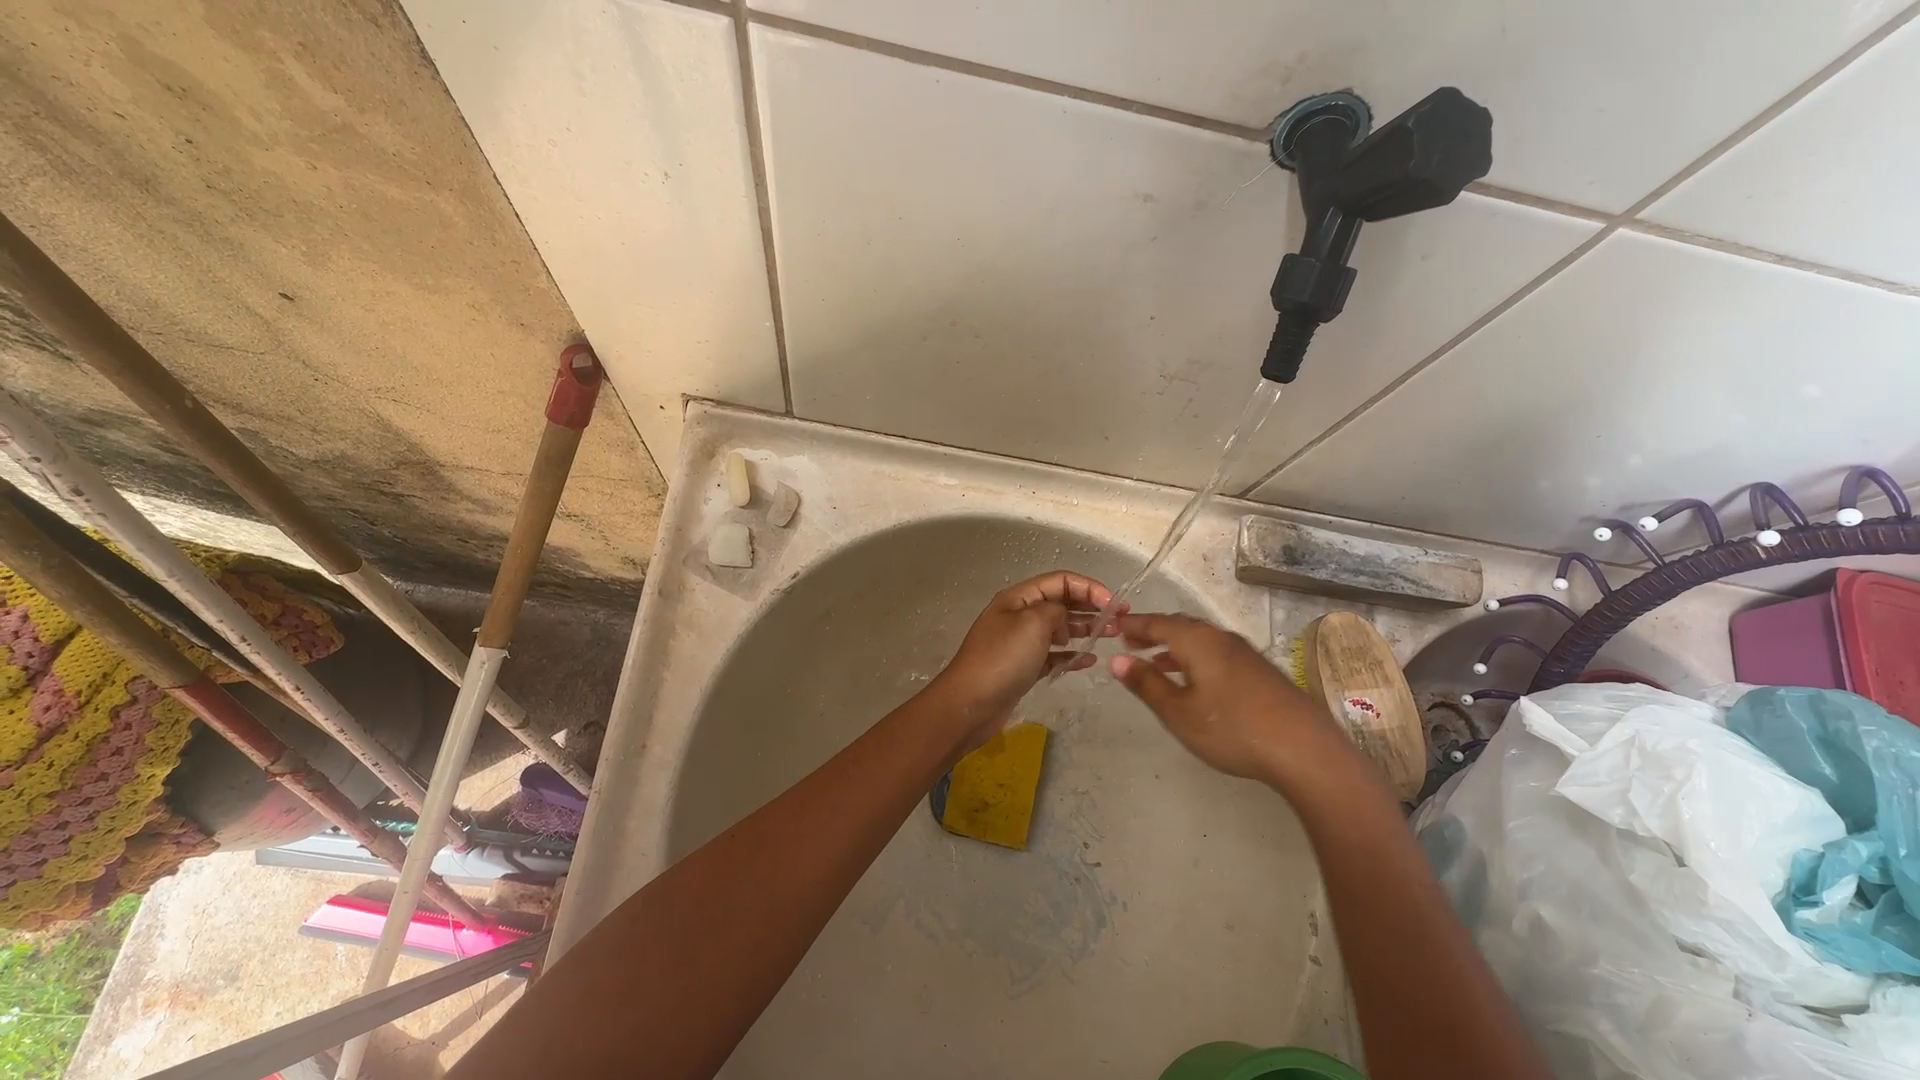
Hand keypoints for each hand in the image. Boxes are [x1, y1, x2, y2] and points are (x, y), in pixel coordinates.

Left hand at [929, 571, 1117, 747]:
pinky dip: (1071, 655)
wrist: (970, 704)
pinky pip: (1053, 655)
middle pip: (1061, 603)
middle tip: (1119, 621)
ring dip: (1084, 629)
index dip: (1089, 587)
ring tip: (1110, 636)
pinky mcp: (1023, 668)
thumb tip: (1064, 616)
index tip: (1114, 604)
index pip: (1060, 580)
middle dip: (1090, 607)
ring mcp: (1020, 643)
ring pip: (1059, 629)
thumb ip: (1057, 610)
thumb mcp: (1033, 623)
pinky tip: (1089, 660)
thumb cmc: (1002, 659)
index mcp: (1018, 598)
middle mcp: (1019, 615)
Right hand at [1109, 613, 1347, 784]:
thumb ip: (1146, 684)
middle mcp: (1222, 638)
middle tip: (1131, 644)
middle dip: (1154, 633)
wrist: (1303, 748)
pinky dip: (1196, 659)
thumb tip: (1117, 660)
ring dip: (1176, 648)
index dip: (1134, 624)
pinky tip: (1196, 682)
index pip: (1158, 623)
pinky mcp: (1261, 672)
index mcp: (1198, 641)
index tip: (1113, 626)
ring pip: (1202, 641)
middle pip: (1182, 627)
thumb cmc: (1231, 728)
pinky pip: (1218, 654)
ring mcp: (1245, 654)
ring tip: (1157, 664)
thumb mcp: (1179, 712)